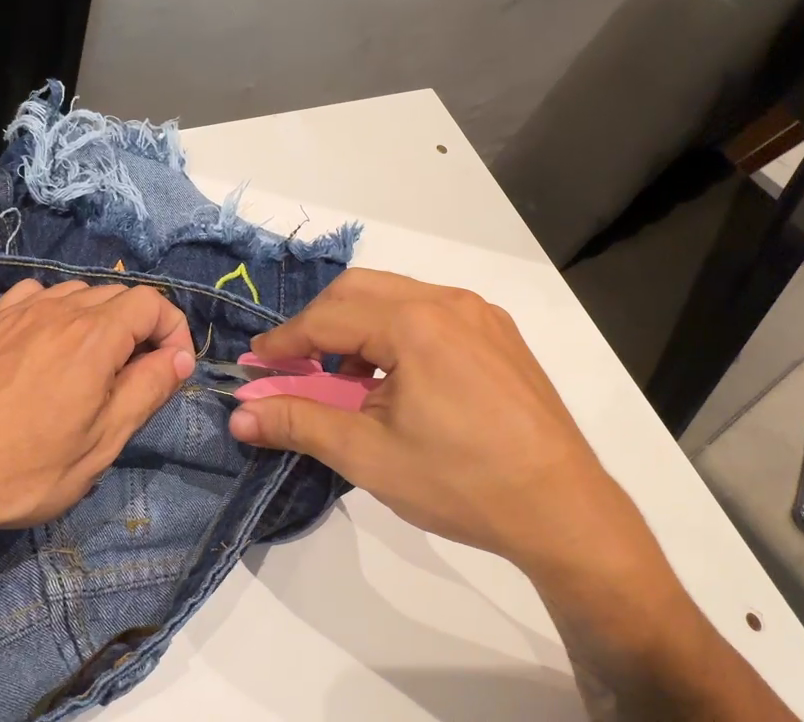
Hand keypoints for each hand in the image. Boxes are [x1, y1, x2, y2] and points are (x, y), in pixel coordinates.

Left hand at [0, 279, 195, 547]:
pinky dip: (53, 313)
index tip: (170, 368)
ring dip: (96, 320)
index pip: (151, 303)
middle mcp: (57, 309)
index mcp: (93, 337)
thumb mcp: (100, 443)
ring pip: (75, 294)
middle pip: (116, 295)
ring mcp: (16, 311)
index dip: (172, 329)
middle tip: (132, 377)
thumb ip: (146, 390)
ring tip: (88, 366)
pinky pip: (33, 298)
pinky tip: (42, 346)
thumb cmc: (22, 470)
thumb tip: (178, 356)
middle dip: (138, 328)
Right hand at [231, 269, 647, 575]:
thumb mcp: (368, 455)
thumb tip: (238, 415)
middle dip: (318, 324)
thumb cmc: (460, 482)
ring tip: (345, 380)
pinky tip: (394, 380)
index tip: (255, 365)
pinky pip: (430, 312)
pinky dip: (395, 332)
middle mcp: (448, 302)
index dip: (285, 342)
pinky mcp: (500, 334)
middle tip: (295, 366)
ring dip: (357, 327)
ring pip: (395, 297)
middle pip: (359, 291)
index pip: (328, 318)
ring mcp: (481, 315)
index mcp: (414, 323)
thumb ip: (298, 424)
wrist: (565, 511)